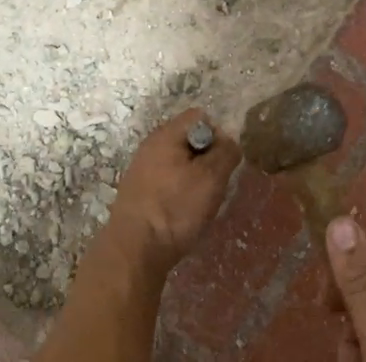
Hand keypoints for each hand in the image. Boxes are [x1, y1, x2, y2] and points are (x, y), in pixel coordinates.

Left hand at [103, 109, 241, 271]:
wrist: (135, 248)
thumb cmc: (175, 208)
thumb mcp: (210, 179)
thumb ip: (225, 153)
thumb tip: (230, 141)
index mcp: (166, 134)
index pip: (199, 117)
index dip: (218, 135)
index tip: (223, 163)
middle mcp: (150, 145)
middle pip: (189, 140)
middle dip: (207, 159)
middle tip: (214, 185)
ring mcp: (141, 168)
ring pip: (179, 162)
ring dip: (194, 178)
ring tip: (200, 203)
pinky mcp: (138, 190)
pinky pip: (167, 181)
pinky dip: (179, 192)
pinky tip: (182, 213)